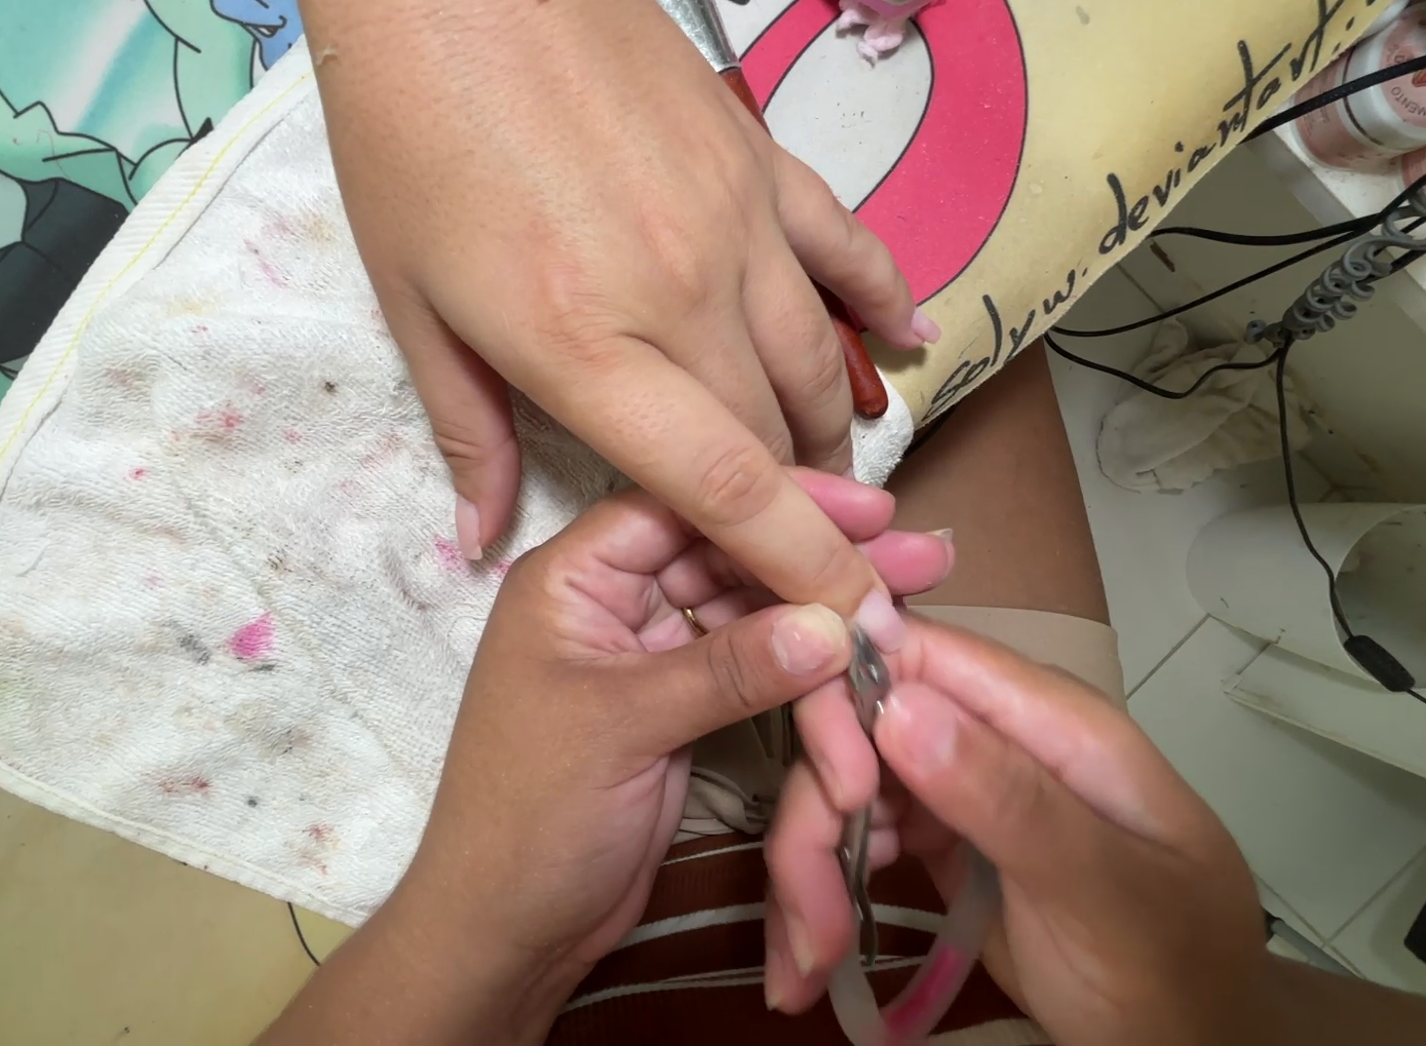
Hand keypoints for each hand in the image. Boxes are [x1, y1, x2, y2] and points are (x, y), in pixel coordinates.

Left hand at [286, 471, 952, 1043]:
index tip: (867, 509)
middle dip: (811, 555)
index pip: (679, 506)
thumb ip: (727, 669)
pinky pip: (749, 658)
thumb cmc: (533, 816)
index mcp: (573, 577)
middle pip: (722, 553)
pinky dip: (799, 658)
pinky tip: (853, 648)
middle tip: (913, 556)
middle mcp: (613, 596)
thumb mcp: (625, 727)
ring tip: (905, 600)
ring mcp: (651, 645)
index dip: (769, 499)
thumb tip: (834, 624)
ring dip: (816, 607)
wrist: (512, 926)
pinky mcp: (681, 695)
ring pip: (744, 606)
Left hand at [291, 0, 933, 620]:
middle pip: (774, 435)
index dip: (794, 561)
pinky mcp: (761, 163)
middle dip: (803, 509)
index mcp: (585, 348)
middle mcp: (683, 296)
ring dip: (832, 431)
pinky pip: (848, 249)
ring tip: (834, 477)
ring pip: (818, 360)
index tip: (846, 617)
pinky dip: (884, 304)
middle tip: (804, 548)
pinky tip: (913, 343)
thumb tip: (478, 539)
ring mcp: (737, 222)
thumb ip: (469, 435)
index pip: (722, 484)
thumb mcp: (412, 307)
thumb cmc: (411, 142)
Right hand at [764, 622, 1275, 1045]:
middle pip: (852, 724)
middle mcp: (979, 725)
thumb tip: (894, 707)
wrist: (1187, 1042)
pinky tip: (820, 944)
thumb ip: (1011, 798)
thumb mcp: (1106, 893)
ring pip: (834, 781)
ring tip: (810, 956)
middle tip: (811, 915)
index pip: (908, 652)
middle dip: (817, 812)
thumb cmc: (1172, 970)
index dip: (847, 699)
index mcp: (1036, 711)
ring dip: (808, 861)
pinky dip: (820, 880)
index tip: (836, 793)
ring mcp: (947, 773)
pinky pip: (846, 826)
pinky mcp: (923, 821)